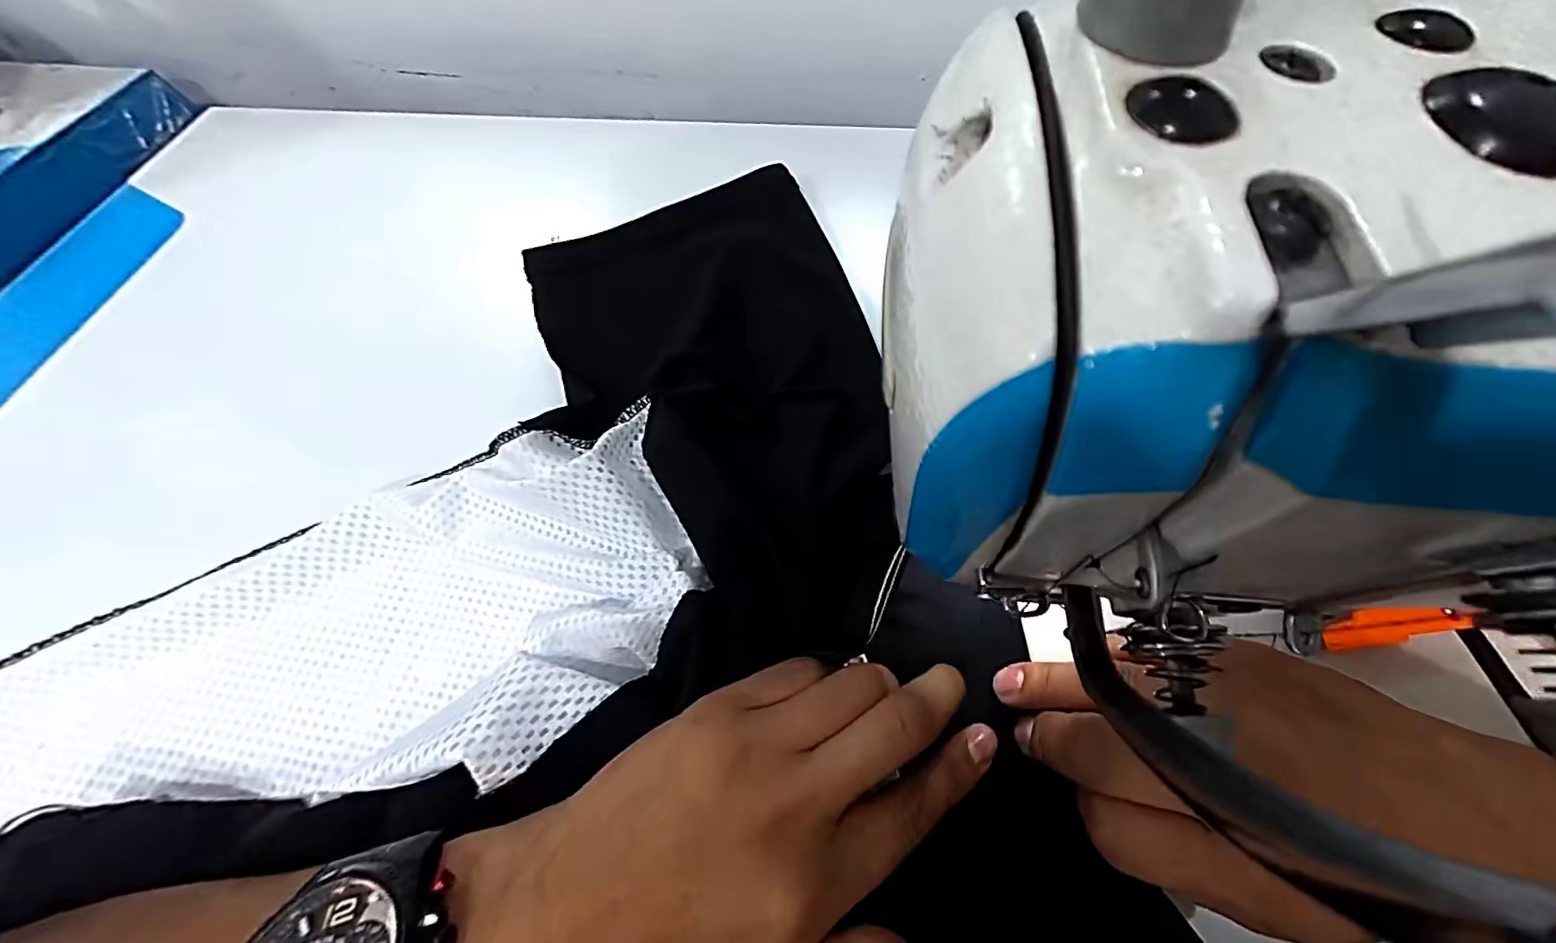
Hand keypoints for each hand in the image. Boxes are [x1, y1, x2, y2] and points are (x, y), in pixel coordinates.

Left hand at [450, 658, 996, 942]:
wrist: (540, 920)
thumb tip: (908, 933)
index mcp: (815, 881)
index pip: (913, 805)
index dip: (959, 766)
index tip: (984, 736)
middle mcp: (798, 802)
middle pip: (895, 723)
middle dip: (935, 695)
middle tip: (947, 682)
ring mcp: (755, 744)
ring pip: (853, 683)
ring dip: (877, 683)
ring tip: (878, 693)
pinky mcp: (715, 709)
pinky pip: (796, 670)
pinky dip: (821, 676)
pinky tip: (817, 692)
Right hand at [993, 640, 1555, 942]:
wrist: (1506, 831)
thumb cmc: (1392, 894)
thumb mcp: (1278, 904)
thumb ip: (1170, 851)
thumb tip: (1088, 804)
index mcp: (1220, 781)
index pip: (1103, 759)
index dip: (1056, 750)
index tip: (1019, 738)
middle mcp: (1224, 708)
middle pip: (1109, 696)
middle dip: (1050, 693)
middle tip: (1001, 684)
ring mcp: (1246, 672)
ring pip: (1137, 663)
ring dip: (1084, 669)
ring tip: (1039, 673)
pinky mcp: (1267, 657)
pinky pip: (1175, 652)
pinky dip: (1133, 659)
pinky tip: (1114, 667)